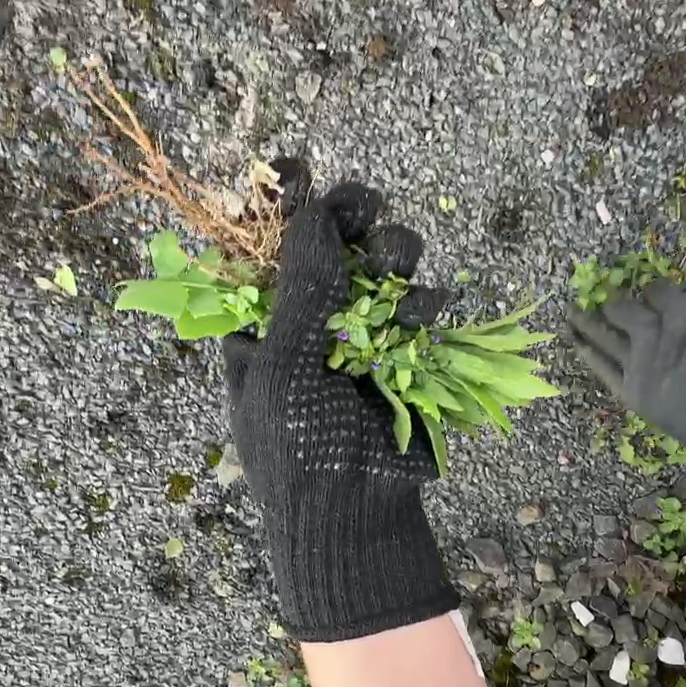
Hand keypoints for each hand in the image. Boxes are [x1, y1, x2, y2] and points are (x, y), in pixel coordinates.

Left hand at [224, 164, 456, 641]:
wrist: (353, 515)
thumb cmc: (298, 449)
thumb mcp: (283, 369)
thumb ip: (302, 291)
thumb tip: (315, 212)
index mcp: (261, 323)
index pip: (269, 247)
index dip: (286, 206)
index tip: (304, 171)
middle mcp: (311, 321)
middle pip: (335, 246)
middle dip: (354, 224)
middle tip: (370, 211)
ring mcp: (361, 337)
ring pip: (384, 270)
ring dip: (395, 256)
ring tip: (402, 268)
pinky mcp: (406, 356)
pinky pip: (419, 309)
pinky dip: (425, 303)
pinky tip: (425, 314)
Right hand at [568, 281, 685, 490]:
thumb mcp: (677, 419)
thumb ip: (654, 394)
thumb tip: (642, 372)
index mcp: (637, 396)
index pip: (598, 364)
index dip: (584, 345)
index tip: (574, 333)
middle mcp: (640, 366)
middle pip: (601, 335)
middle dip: (586, 319)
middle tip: (576, 306)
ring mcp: (661, 340)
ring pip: (624, 309)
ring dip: (617, 301)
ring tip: (616, 295)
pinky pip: (660, 293)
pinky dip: (654, 290)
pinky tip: (654, 291)